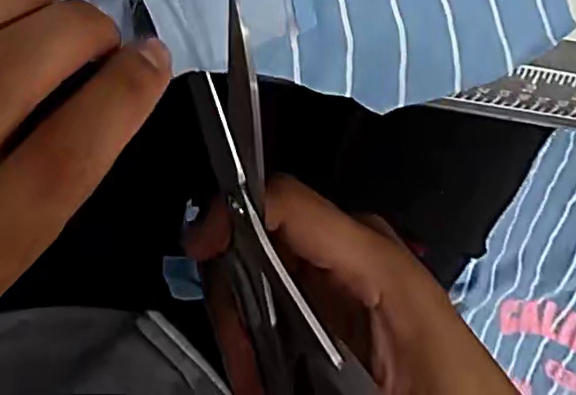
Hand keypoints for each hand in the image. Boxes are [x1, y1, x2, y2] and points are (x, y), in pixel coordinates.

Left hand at [0, 0, 172, 394]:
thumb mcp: (24, 248)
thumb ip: (70, 164)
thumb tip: (127, 67)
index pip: (55, 164)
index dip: (118, 97)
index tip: (153, 56)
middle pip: (0, 80)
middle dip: (74, 32)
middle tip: (106, 30)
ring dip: (27, 0)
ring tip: (58, 12)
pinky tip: (9, 6)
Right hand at [188, 176, 517, 394]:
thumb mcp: (374, 384)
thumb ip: (303, 352)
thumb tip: (253, 345)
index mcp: (375, 255)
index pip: (287, 199)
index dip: (233, 210)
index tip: (200, 248)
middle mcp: (359, 247)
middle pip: (264, 231)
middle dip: (235, 287)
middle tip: (242, 360)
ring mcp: (352, 270)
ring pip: (265, 262)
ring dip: (245, 315)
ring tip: (255, 374)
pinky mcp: (347, 295)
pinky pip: (284, 288)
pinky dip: (264, 326)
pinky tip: (270, 370)